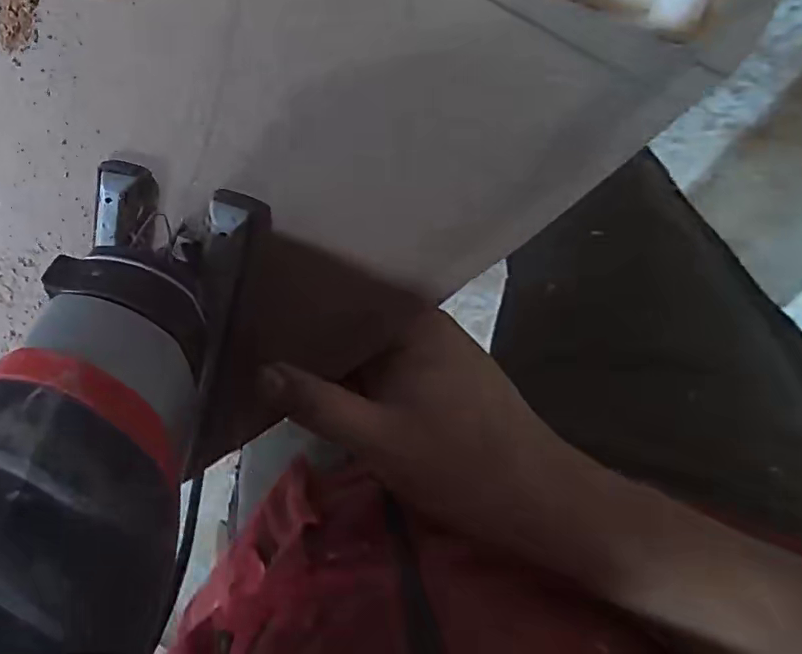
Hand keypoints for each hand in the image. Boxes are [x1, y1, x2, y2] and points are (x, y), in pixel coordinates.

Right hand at [260, 307, 611, 570]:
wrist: (553, 510)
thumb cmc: (465, 467)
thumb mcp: (379, 441)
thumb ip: (316, 403)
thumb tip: (259, 370)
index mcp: (408, 319)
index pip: (337, 292)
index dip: (291, 298)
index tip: (249, 301)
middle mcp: (417, 320)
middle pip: (345, 314)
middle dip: (302, 326)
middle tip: (248, 330)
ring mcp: (428, 345)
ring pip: (359, 339)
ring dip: (325, 350)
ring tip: (270, 350)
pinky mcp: (433, 371)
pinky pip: (376, 358)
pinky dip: (348, 368)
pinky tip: (317, 379)